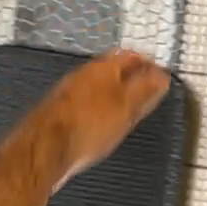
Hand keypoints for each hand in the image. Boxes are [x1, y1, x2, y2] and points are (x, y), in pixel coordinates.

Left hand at [38, 49, 171, 180]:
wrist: (43, 149)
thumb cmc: (89, 124)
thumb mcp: (127, 107)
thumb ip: (147, 89)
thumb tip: (163, 76)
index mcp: (105, 65)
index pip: (133, 56)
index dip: (149, 66)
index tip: (160, 78)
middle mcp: (85, 72)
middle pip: (114, 69)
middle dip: (131, 78)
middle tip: (145, 93)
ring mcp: (69, 90)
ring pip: (98, 85)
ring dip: (113, 93)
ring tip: (124, 110)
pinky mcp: (57, 110)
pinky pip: (85, 102)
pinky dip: (97, 107)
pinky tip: (99, 123)